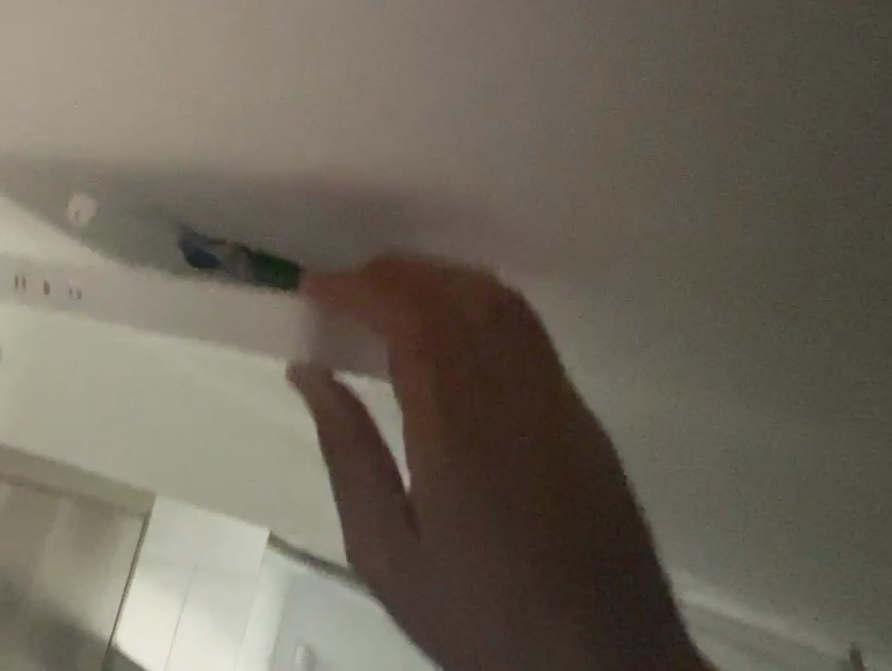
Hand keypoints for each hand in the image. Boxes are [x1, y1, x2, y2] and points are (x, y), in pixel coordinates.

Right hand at [287, 256, 707, 670]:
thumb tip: (309, 372)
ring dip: (435, 280)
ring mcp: (561, 409)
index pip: (414, 323)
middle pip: (459, 297)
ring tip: (382, 295)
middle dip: (391, 274)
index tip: (313, 289)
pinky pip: (526, 332)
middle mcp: (519, 407)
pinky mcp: (582, 420)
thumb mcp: (384, 551)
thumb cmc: (478, 617)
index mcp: (462, 437)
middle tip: (338, 288)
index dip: (359, 290)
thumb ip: (347, 452)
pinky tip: (439, 327)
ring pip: (501, 305)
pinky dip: (472, 303)